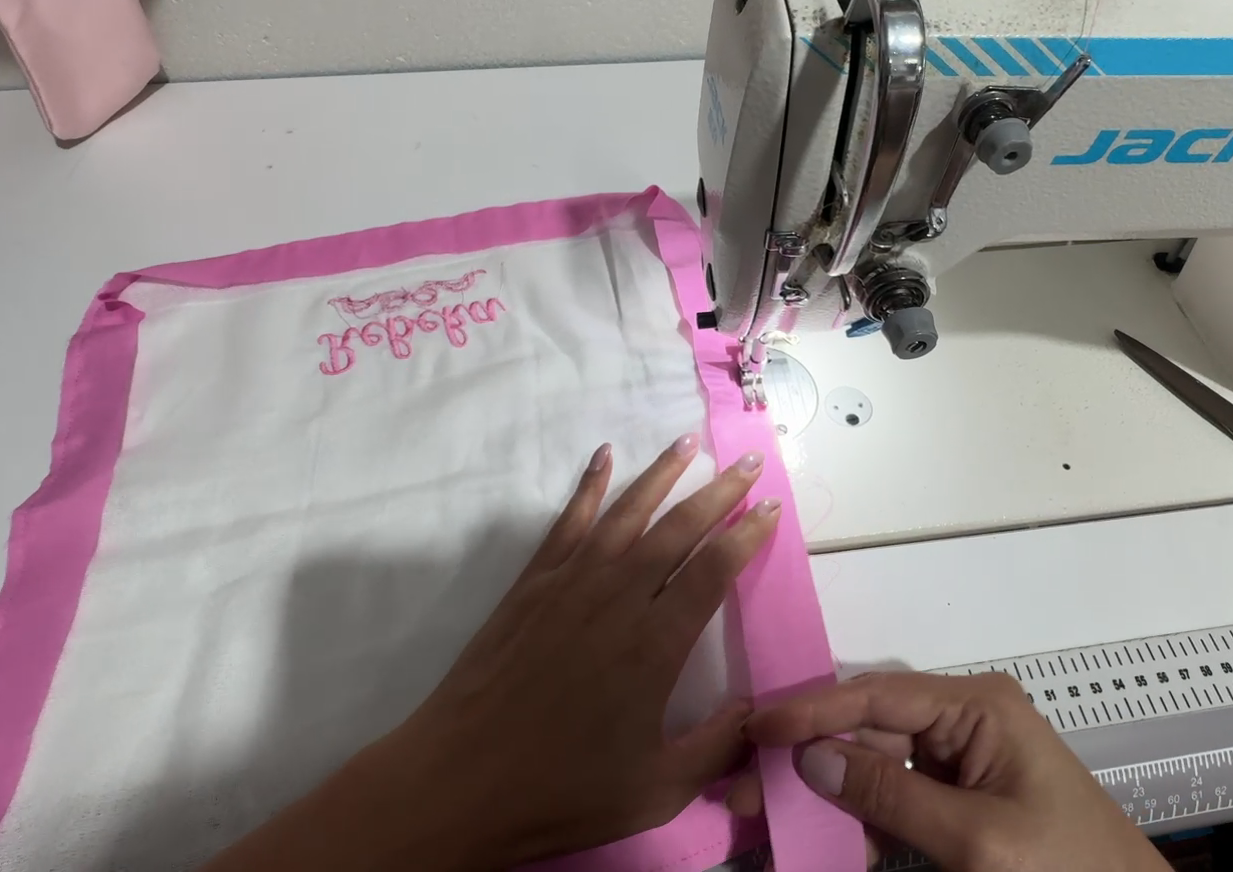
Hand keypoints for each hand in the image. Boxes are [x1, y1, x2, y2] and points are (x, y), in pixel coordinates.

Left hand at [204, 435, 780, 871]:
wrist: (461, 779)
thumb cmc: (561, 788)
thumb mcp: (655, 790)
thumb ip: (716, 747)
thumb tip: (761, 711)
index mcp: (655, 644)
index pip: (713, 570)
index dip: (747, 535)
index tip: (771, 507)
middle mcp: (618, 598)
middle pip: (679, 529)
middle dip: (720, 492)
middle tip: (747, 461)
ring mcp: (572, 582)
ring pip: (627, 514)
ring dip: (661, 474)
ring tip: (687, 442)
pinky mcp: (534, 582)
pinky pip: (568, 521)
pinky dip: (589, 485)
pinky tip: (603, 456)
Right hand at [739, 672, 1168, 871]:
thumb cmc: (1068, 870)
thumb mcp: (977, 839)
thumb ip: (890, 795)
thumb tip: (810, 758)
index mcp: (976, 706)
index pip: (878, 694)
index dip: (813, 708)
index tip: (759, 727)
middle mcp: (961, 720)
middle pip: (867, 726)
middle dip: (807, 751)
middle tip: (745, 773)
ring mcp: (957, 761)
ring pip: (872, 764)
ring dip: (822, 788)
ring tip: (763, 803)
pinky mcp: (954, 801)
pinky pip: (892, 799)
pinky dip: (855, 820)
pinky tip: (815, 832)